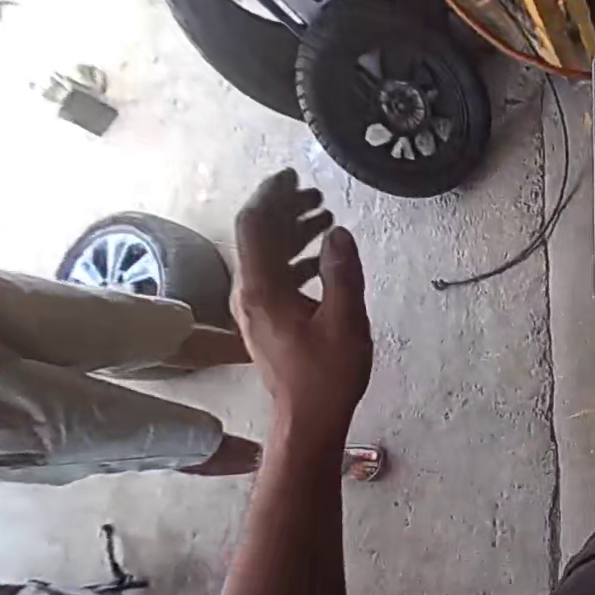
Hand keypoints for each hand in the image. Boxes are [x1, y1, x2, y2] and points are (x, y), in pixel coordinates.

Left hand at [231, 169, 371, 437]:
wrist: (308, 418)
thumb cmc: (329, 373)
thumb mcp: (346, 321)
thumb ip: (343, 274)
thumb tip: (340, 233)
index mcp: (263, 289)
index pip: (257, 226)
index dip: (273, 196)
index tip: (292, 177)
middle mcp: (249, 294)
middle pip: (259, 238)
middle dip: (286, 211)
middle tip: (318, 197)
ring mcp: (254, 309)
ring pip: (267, 258)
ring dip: (293, 236)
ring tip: (325, 222)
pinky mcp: (266, 322)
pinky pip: (275, 277)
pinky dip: (296, 261)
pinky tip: (322, 262)